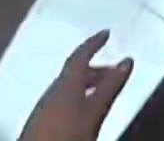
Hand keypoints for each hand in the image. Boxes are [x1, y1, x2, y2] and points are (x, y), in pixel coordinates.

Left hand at [17, 31, 134, 140]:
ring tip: (99, 95)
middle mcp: (51, 92)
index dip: (94, 42)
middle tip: (110, 72)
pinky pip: (58, 104)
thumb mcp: (96, 109)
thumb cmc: (67, 133)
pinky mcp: (36, 127)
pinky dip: (73, 101)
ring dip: (84, 87)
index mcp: (65, 82)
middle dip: (94, 70)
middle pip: (74, 73)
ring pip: (66, 90)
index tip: (105, 33)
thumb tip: (127, 61)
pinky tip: (80, 113)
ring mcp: (41, 110)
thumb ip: (111, 84)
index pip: (80, 55)